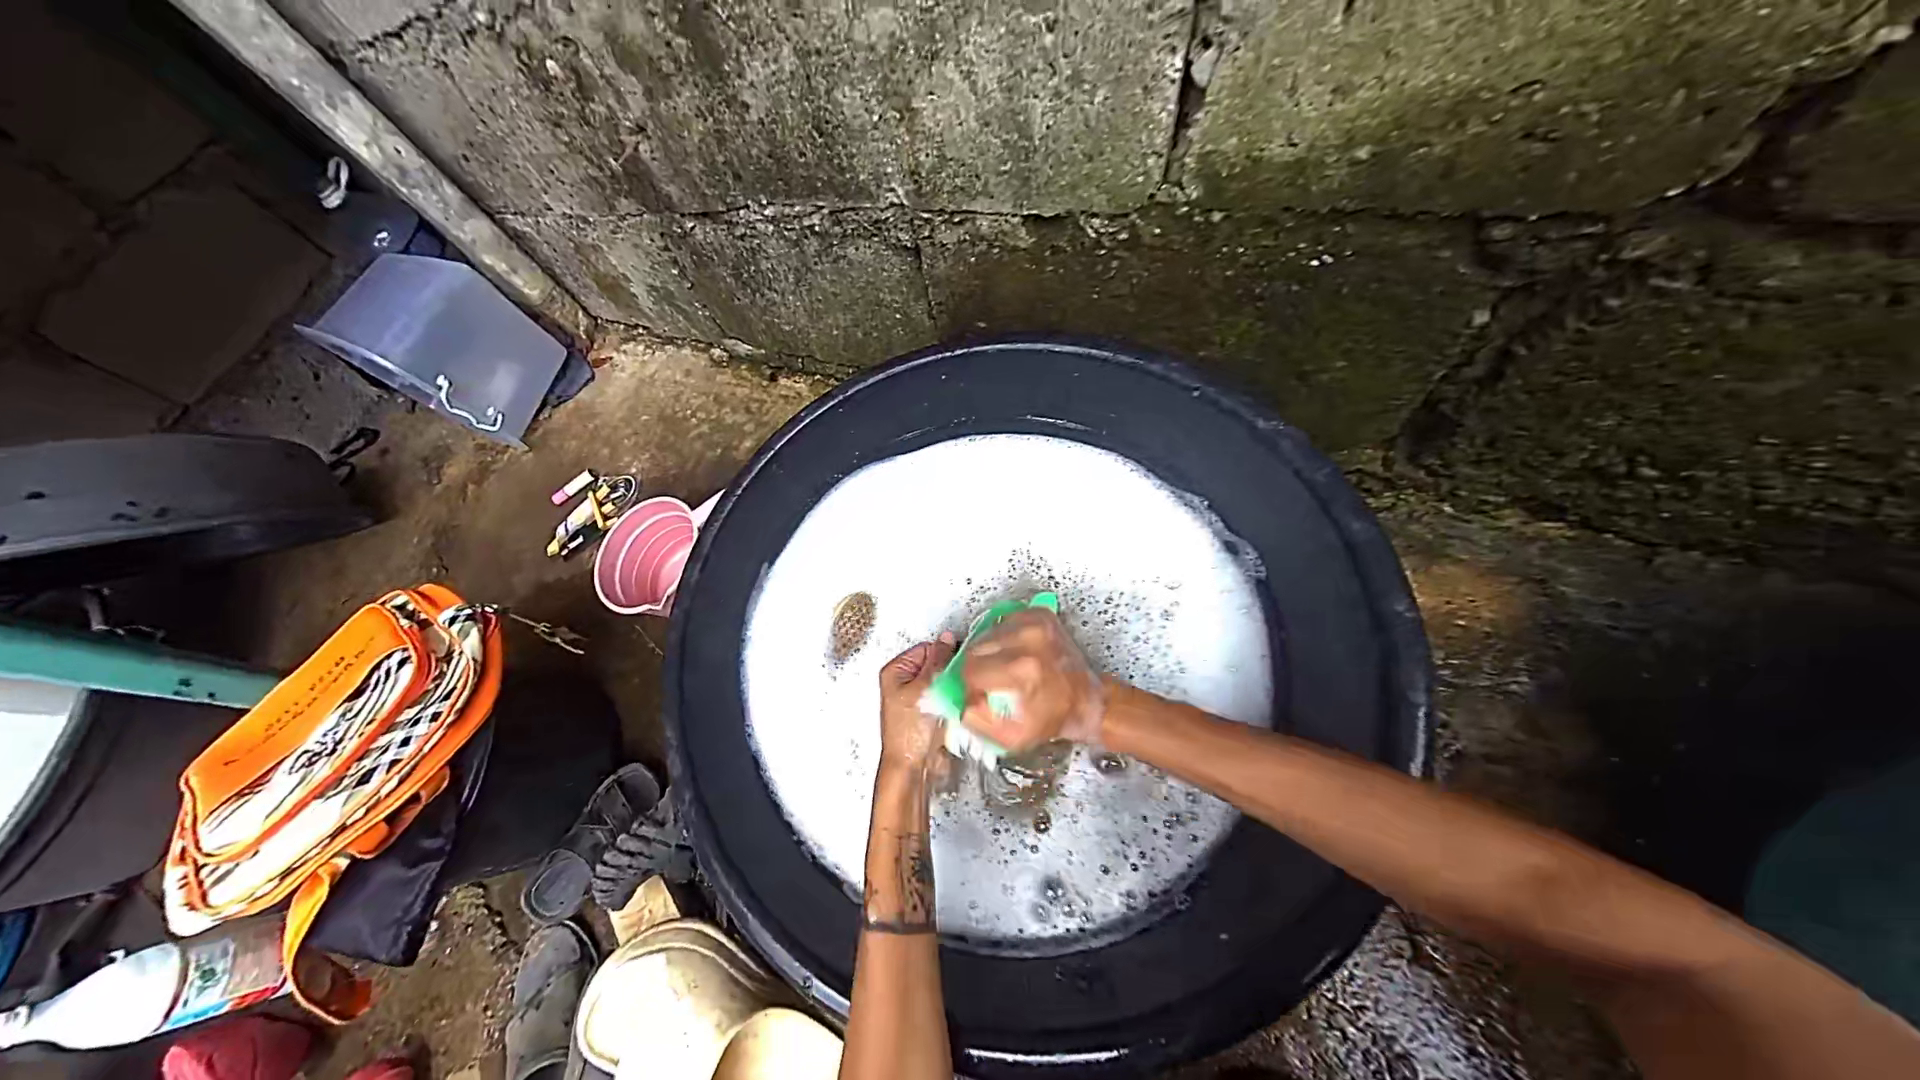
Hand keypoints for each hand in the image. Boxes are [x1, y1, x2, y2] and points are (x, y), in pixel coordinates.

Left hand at [878, 632, 957, 772]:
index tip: (958, 662)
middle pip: (938, 664)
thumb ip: (938, 661)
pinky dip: (957, 700)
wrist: (914, 767)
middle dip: (951, 672)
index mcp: (896, 670)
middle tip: (958, 682)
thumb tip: (946, 639)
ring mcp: (921, 698)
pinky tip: (959, 707)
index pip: (928, 647)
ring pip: (947, 681)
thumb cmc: (908, 733)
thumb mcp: (925, 689)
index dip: (945, 654)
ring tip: (958, 698)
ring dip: (956, 688)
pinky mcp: (933, 712)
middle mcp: (906, 682)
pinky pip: (950, 697)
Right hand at [958, 609, 1105, 752]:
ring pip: (986, 634)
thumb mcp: (1009, 735)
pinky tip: (1016, 652)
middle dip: (978, 667)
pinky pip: (1003, 622)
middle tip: (994, 680)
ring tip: (1008, 666)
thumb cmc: (1053, 717)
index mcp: (1021, 670)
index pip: (969, 669)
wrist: (1087, 700)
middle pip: (975, 648)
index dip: (970, 684)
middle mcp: (1028, 641)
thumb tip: (956, 699)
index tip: (980, 692)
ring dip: (990, 651)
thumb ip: (975, 719)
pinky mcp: (1040, 615)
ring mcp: (1035, 624)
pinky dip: (1003, 637)